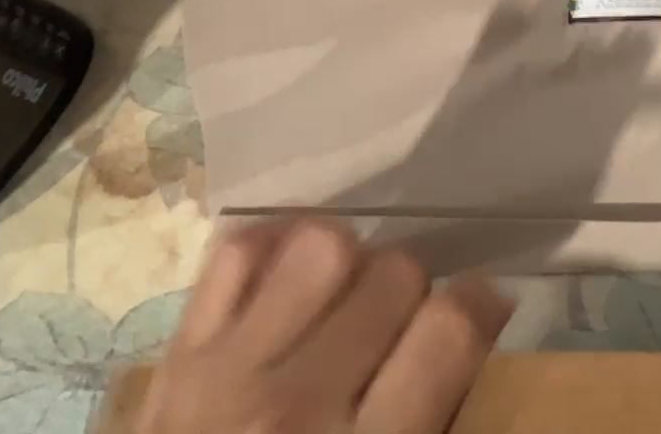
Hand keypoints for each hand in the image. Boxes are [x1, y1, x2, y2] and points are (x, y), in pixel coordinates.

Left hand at [137, 218, 514, 433]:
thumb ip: (435, 426)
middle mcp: (299, 407)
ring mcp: (228, 374)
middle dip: (416, 290)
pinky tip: (291, 277)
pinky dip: (274, 247)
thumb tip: (470, 352)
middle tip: (404, 325)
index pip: (450, 329)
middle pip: (395, 273)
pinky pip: (237, 254)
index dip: (483, 304)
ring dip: (351, 261)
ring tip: (347, 298)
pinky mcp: (177, 358)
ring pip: (322, 245)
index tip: (484, 312)